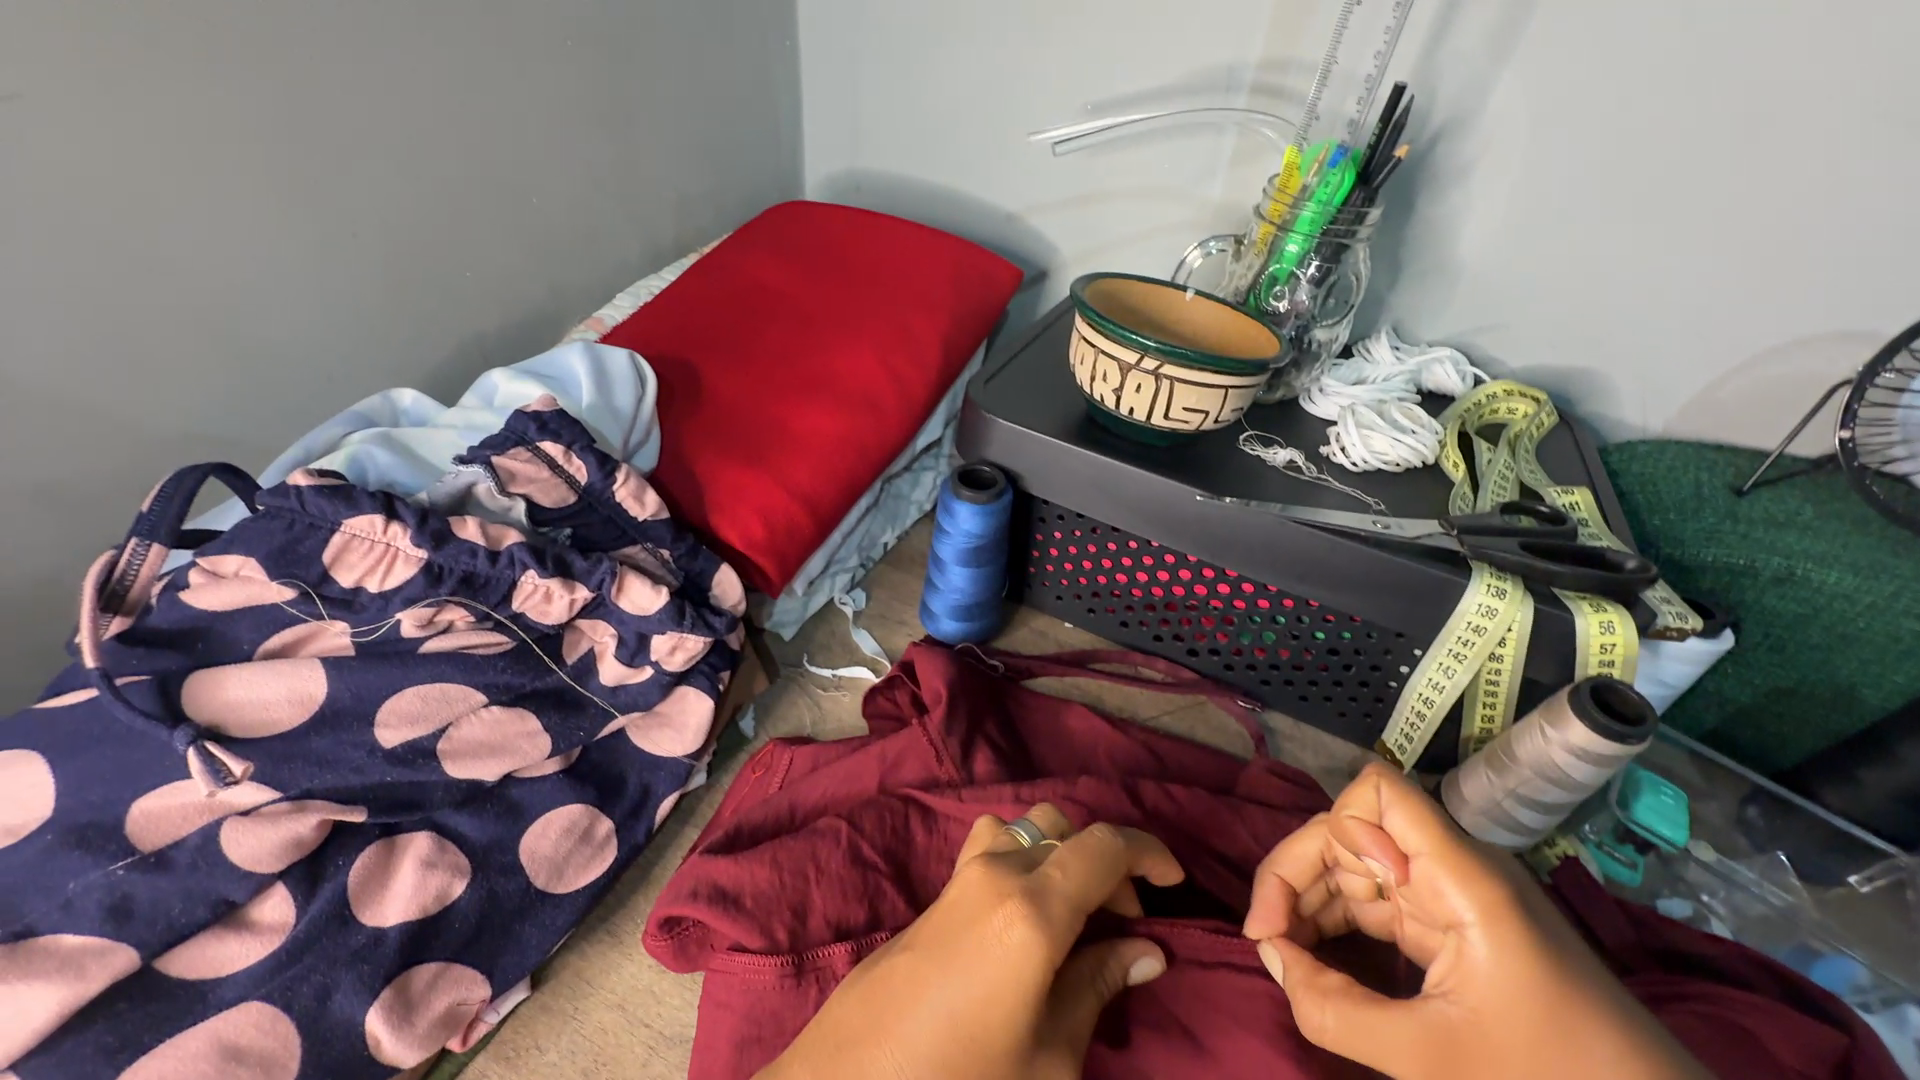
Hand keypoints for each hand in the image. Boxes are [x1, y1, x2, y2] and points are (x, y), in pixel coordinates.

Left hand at [759, 803, 1184, 1079]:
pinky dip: (1023, 865)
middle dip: (1106, 865)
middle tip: (1122, 928)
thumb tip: (1146, 950)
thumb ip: (1098, 988)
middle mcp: (994, 875)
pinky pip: (990, 853)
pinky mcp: (931, 898)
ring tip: (1070, 917)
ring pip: (1022, 831)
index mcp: (1032, 909)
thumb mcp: (1050, 1055)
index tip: (1175, 883)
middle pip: (1064, 830)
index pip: (1105, 845)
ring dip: (1058, 857)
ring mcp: (956, 881)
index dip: (1149, 853)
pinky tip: (1024, 924)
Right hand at [1244, 761, 1709, 1079]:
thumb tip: (1269, 955)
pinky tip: (1314, 957)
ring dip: (1310, 899)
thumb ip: (1332, 1009)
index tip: (1322, 905)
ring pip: (1356, 863)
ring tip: (1282, 953)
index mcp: (1460, 877)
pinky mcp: (1454, 923)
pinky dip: (1337, 921)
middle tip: (1266, 938)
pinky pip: (1377, 901)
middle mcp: (1451, 867)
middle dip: (1298, 873)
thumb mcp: (1428, 1059)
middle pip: (1351, 829)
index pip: (1379, 791)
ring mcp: (1452, 894)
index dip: (1335, 830)